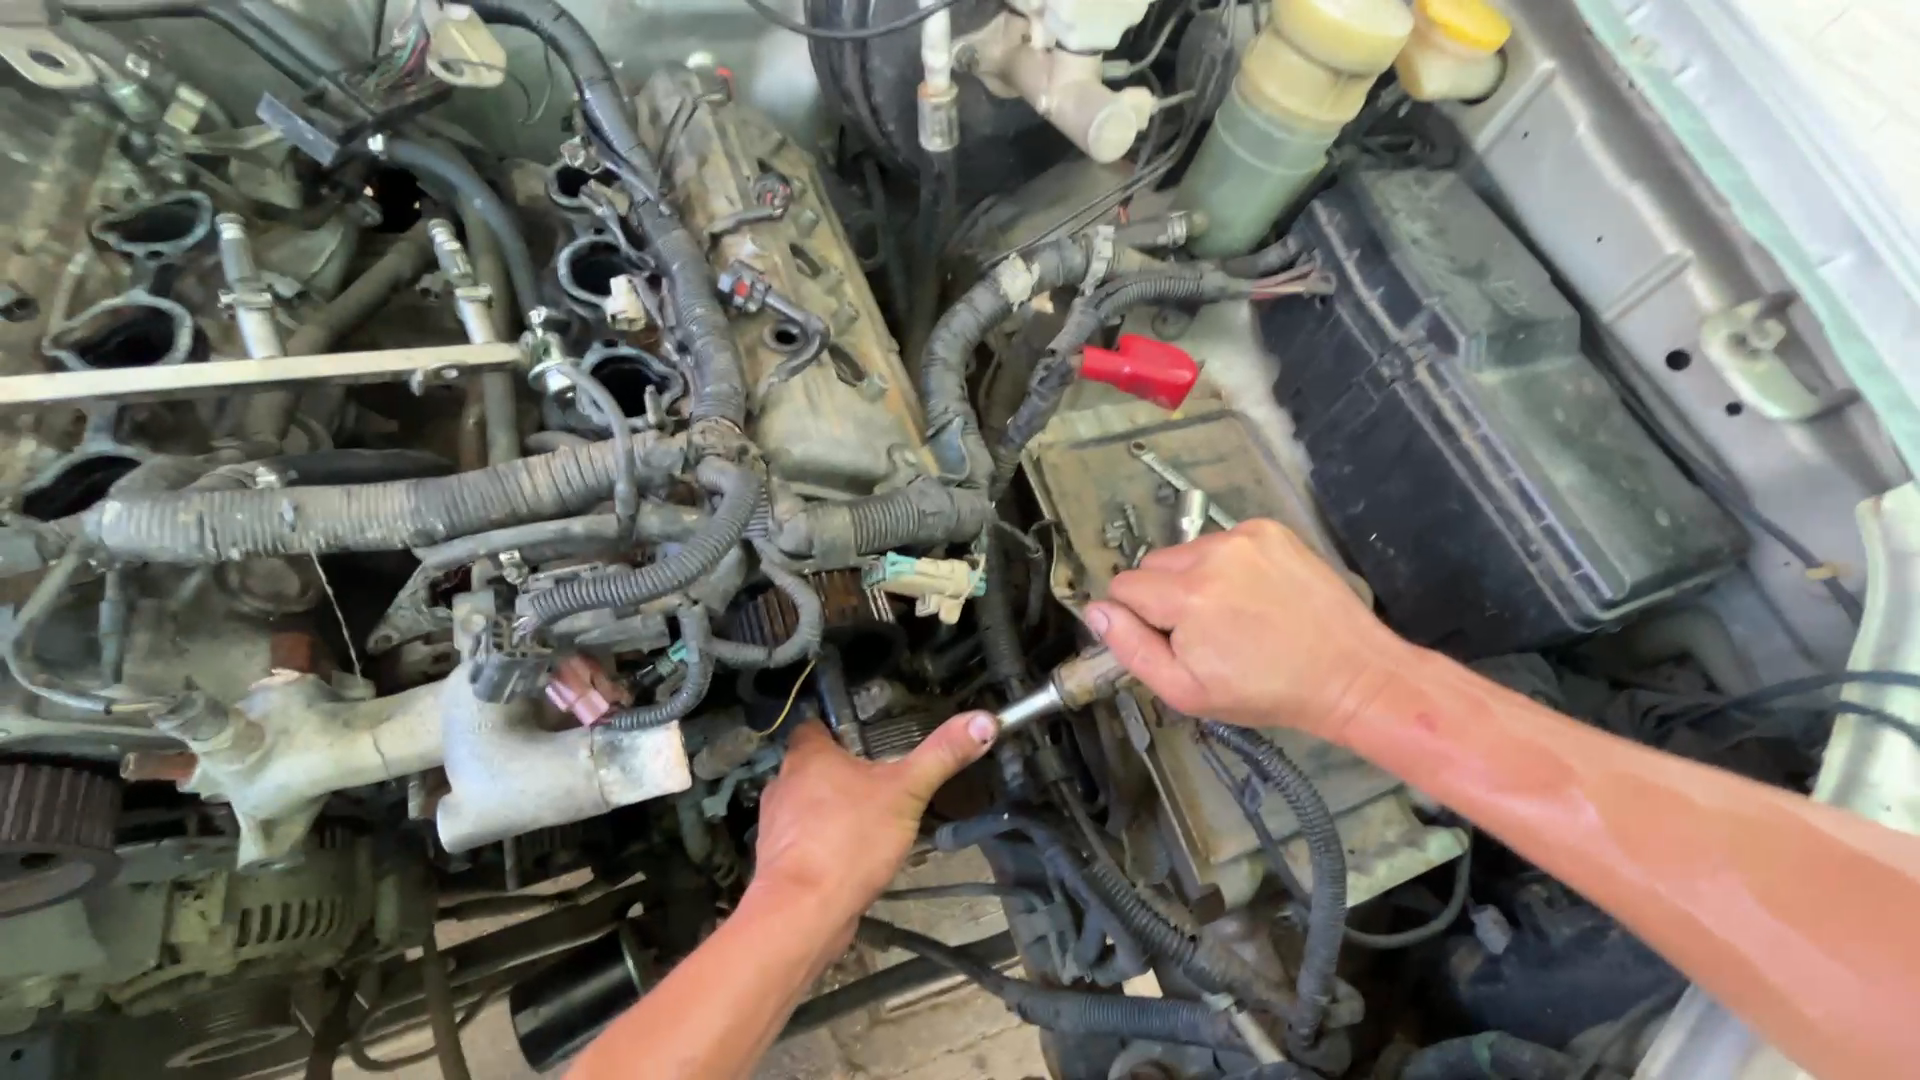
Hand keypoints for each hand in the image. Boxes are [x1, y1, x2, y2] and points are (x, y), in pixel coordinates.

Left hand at [750, 713, 997, 927]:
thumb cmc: (849, 839)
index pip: (814, 725)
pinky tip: (853, 858)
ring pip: (807, 805)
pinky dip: (825, 845)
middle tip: (879, 779)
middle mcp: (784, 783)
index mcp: (807, 754)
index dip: (837, 729)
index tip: (865, 738)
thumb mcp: (907, 790)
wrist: (802, 913)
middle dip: (842, 772)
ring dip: (832, 810)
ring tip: (871, 820)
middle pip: (813, 766)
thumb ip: (942, 755)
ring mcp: (776, 825)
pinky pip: (805, 842)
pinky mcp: (779, 863)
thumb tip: (984, 720)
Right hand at [1085, 519, 1409, 740]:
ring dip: (1193, 577)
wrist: (1349, 673)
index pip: (1124, 587)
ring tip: (1231, 611)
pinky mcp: (1270, 529)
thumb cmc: (1265, 691)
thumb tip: (1095, 610)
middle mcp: (1212, 554)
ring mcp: (1245, 536)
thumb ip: (1132, 648)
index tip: (1167, 639)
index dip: (1136, 617)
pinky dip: (1225, 564)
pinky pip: (1221, 541)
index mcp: (1187, 597)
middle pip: (1152, 565)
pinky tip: (1252, 593)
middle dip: (1163, 595)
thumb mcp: (1186, 691)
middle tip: (1201, 630)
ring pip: (1186, 552)